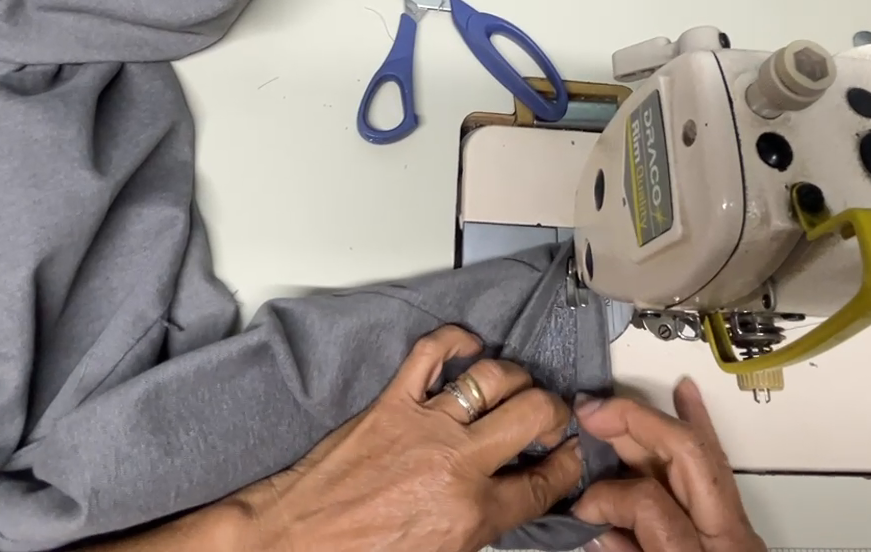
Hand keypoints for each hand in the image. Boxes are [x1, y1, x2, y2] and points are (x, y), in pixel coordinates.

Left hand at [227, 324, 583, 551]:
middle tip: (552, 416)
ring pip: (491, 378)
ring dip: (515, 377)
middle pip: (532, 416)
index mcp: (470, 515)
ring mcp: (425, 423)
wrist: (298, 541)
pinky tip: (469, 346)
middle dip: (554, 412)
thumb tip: (512, 498)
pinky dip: (455, 339)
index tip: (572, 454)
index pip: (541, 484)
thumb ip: (483, 525)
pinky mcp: (394, 399)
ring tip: (518, 386)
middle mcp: (456, 463)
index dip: (567, 466)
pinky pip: (431, 352)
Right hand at [572, 378, 763, 551]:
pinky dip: (699, 427)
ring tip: (614, 404)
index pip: (651, 507)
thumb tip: (597, 528)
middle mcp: (729, 542)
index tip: (579, 509)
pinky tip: (685, 392)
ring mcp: (740, 536)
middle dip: (635, 425)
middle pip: (685, 459)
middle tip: (590, 415)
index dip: (607, 498)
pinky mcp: (740, 536)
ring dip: (657, 421)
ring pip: (702, 454)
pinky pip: (717, 468)